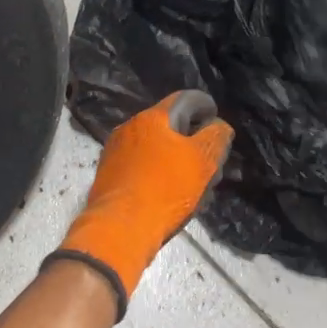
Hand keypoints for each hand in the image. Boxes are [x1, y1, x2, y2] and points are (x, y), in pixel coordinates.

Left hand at [51, 91, 233, 315]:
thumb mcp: (202, 161)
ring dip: (175, 158)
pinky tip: (168, 194)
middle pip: (169, 125)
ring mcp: (115, 151)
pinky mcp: (108, 174)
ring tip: (192, 183)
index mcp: (152, 117)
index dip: (207, 108)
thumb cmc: (164, 190)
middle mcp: (130, 127)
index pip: (187, 99)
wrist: (118, 229)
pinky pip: (140, 165)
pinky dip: (157, 172)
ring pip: (155, 146)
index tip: (217, 123)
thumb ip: (216, 137)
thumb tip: (218, 125)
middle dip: (193, 140)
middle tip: (210, 162)